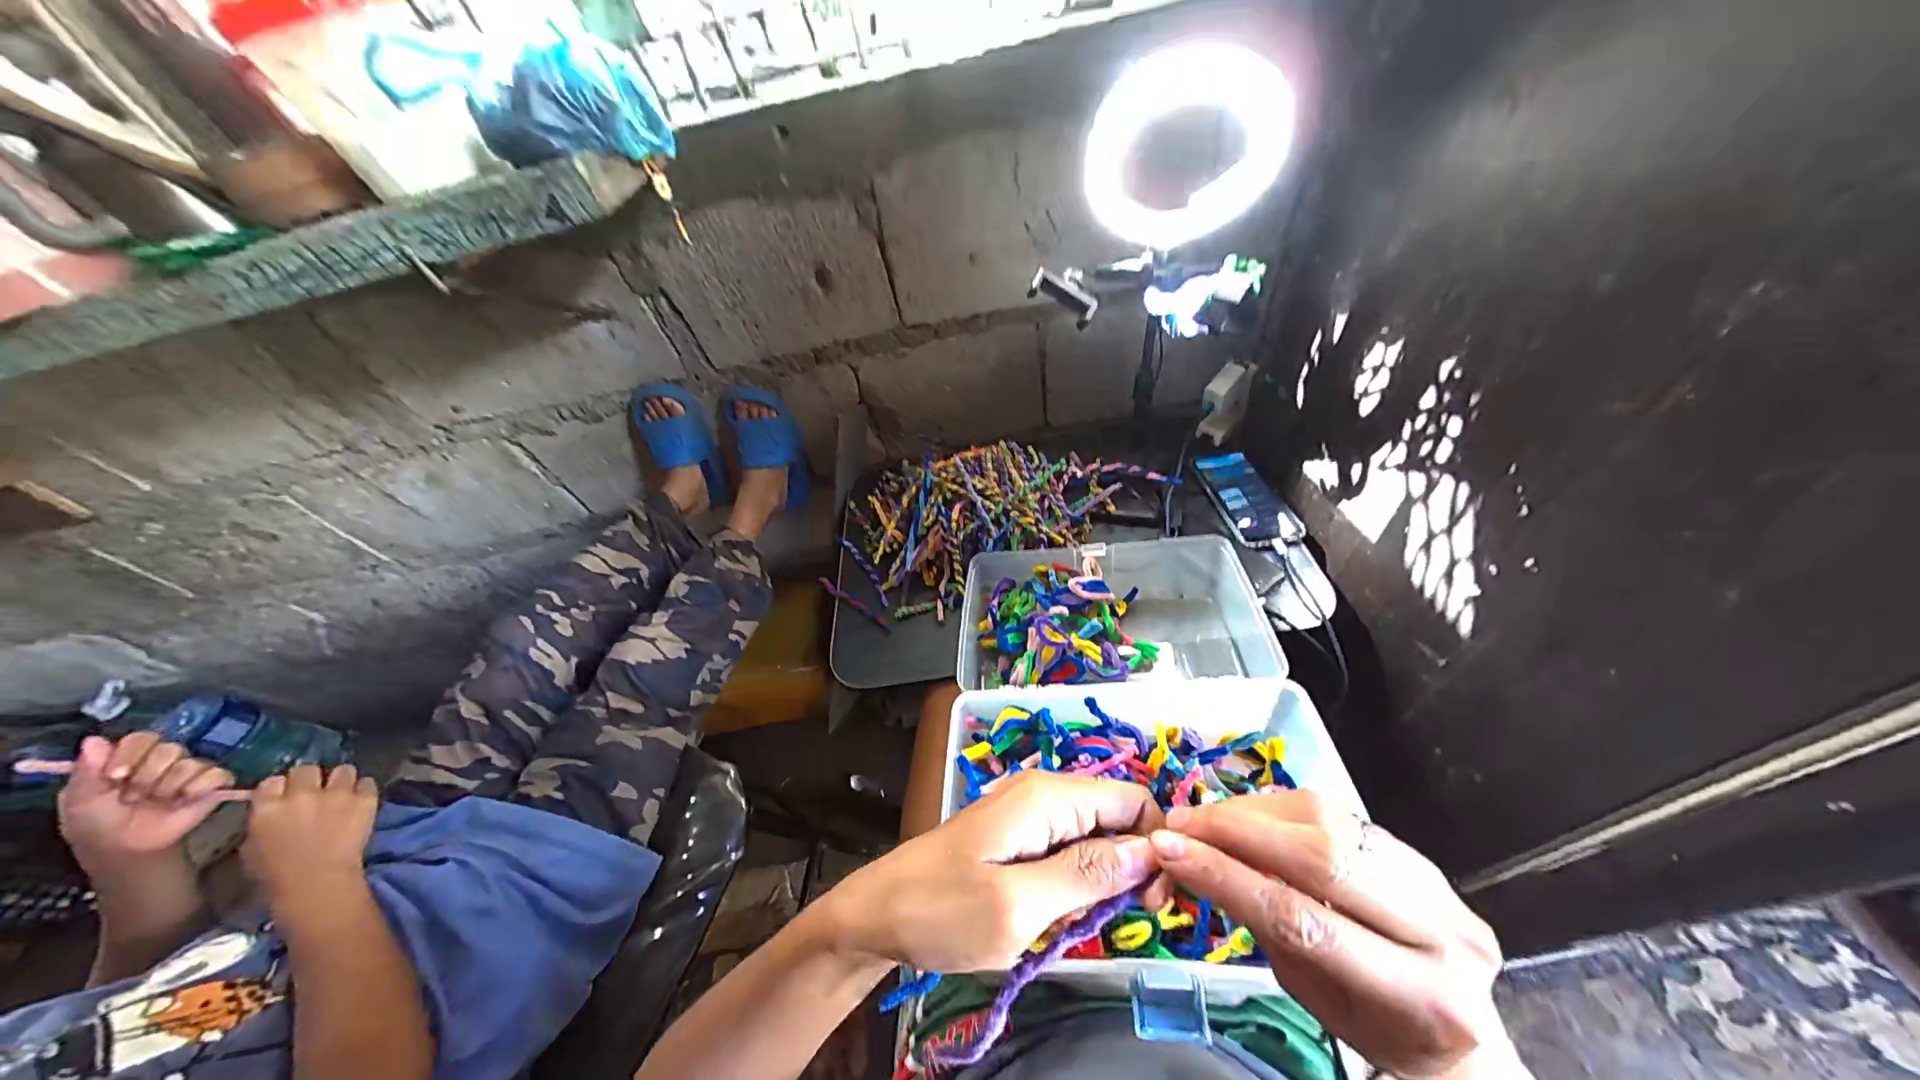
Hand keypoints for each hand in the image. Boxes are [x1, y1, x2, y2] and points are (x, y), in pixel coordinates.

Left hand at [58, 734, 240, 861]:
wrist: (127, 849)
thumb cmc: (97, 824)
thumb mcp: (79, 800)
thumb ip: (87, 770)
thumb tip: (93, 739)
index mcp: (132, 758)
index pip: (142, 738)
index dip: (132, 753)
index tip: (116, 776)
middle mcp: (164, 760)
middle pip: (170, 749)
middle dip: (149, 776)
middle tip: (135, 797)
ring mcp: (193, 771)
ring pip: (191, 764)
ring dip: (169, 787)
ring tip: (159, 802)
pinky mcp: (216, 783)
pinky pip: (218, 775)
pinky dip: (200, 788)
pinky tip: (185, 800)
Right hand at [242, 764, 378, 906]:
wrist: (317, 881)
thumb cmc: (276, 873)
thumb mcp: (251, 846)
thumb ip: (261, 819)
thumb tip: (271, 807)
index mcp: (268, 807)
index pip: (273, 780)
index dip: (280, 786)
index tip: (285, 794)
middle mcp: (303, 794)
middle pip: (308, 768)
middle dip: (311, 778)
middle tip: (316, 791)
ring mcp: (337, 794)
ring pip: (343, 769)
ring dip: (341, 780)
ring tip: (342, 793)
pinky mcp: (365, 799)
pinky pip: (368, 782)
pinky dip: (364, 790)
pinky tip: (359, 801)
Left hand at [817, 771, 1163, 972]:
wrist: (877, 915)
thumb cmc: (941, 911)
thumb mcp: (1019, 904)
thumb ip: (1087, 875)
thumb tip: (1152, 850)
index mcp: (1048, 798)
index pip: (1134, 801)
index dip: (1154, 848)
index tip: (1150, 904)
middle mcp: (1043, 795)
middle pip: (1117, 821)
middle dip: (1128, 870)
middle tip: (1107, 921)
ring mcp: (1028, 817)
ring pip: (1094, 843)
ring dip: (1098, 885)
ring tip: (1069, 923)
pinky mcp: (1017, 840)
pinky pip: (1066, 856)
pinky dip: (1072, 888)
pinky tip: (1051, 916)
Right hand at [1151, 793, 1527, 1079]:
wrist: (1455, 1028)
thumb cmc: (1373, 1025)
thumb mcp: (1313, 996)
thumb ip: (1266, 925)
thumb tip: (1196, 859)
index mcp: (1417, 993)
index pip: (1301, 919)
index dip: (1226, 877)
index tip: (1168, 851)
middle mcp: (1439, 928)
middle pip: (1320, 856)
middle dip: (1236, 831)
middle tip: (1179, 824)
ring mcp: (1435, 882)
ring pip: (1328, 822)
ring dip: (1251, 813)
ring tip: (1204, 817)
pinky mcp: (1417, 852)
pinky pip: (1336, 813)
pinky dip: (1278, 810)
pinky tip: (1245, 816)